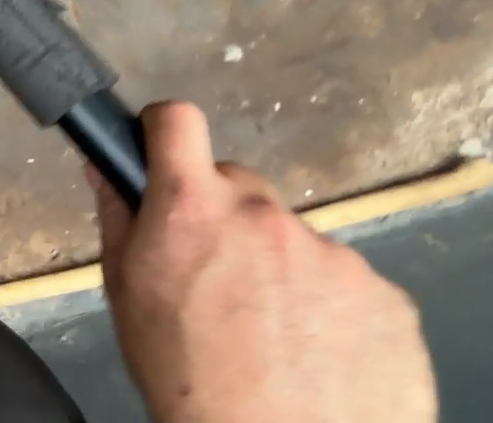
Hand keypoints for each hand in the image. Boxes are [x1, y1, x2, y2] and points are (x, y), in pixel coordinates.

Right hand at [90, 102, 436, 422]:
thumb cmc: (182, 371)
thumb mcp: (124, 290)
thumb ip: (117, 216)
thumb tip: (102, 167)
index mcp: (192, 206)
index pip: (177, 121)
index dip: (163, 128)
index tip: (158, 149)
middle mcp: (264, 215)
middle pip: (237, 183)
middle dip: (219, 211)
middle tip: (212, 270)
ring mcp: (334, 254)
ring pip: (290, 236)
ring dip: (274, 260)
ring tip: (269, 326)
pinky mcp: (390, 298)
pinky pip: (345, 279)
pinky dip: (326, 301)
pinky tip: (313, 348)